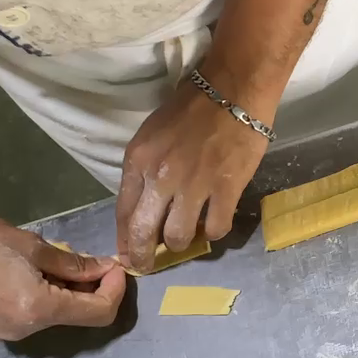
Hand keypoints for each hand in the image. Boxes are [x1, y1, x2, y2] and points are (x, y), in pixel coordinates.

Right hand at [0, 204, 126, 340]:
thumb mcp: (29, 245)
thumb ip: (72, 264)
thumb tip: (103, 269)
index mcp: (37, 311)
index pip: (99, 312)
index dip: (115, 289)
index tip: (115, 267)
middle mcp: (20, 331)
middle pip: (74, 316)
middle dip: (88, 289)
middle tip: (83, 259)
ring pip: (48, 317)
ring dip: (60, 293)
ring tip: (44, 262)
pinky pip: (21, 318)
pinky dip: (34, 299)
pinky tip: (18, 274)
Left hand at [116, 78, 269, 270]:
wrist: (233, 92)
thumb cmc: (192, 107)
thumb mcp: (154, 135)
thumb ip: (146, 169)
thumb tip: (148, 202)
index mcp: (138, 160)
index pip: (124, 211)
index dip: (125, 238)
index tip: (128, 253)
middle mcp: (160, 177)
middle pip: (145, 231)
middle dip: (144, 255)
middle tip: (150, 265)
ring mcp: (194, 185)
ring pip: (178, 235)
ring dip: (182, 242)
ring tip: (189, 238)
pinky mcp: (226, 190)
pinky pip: (215, 228)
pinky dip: (213, 233)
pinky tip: (215, 225)